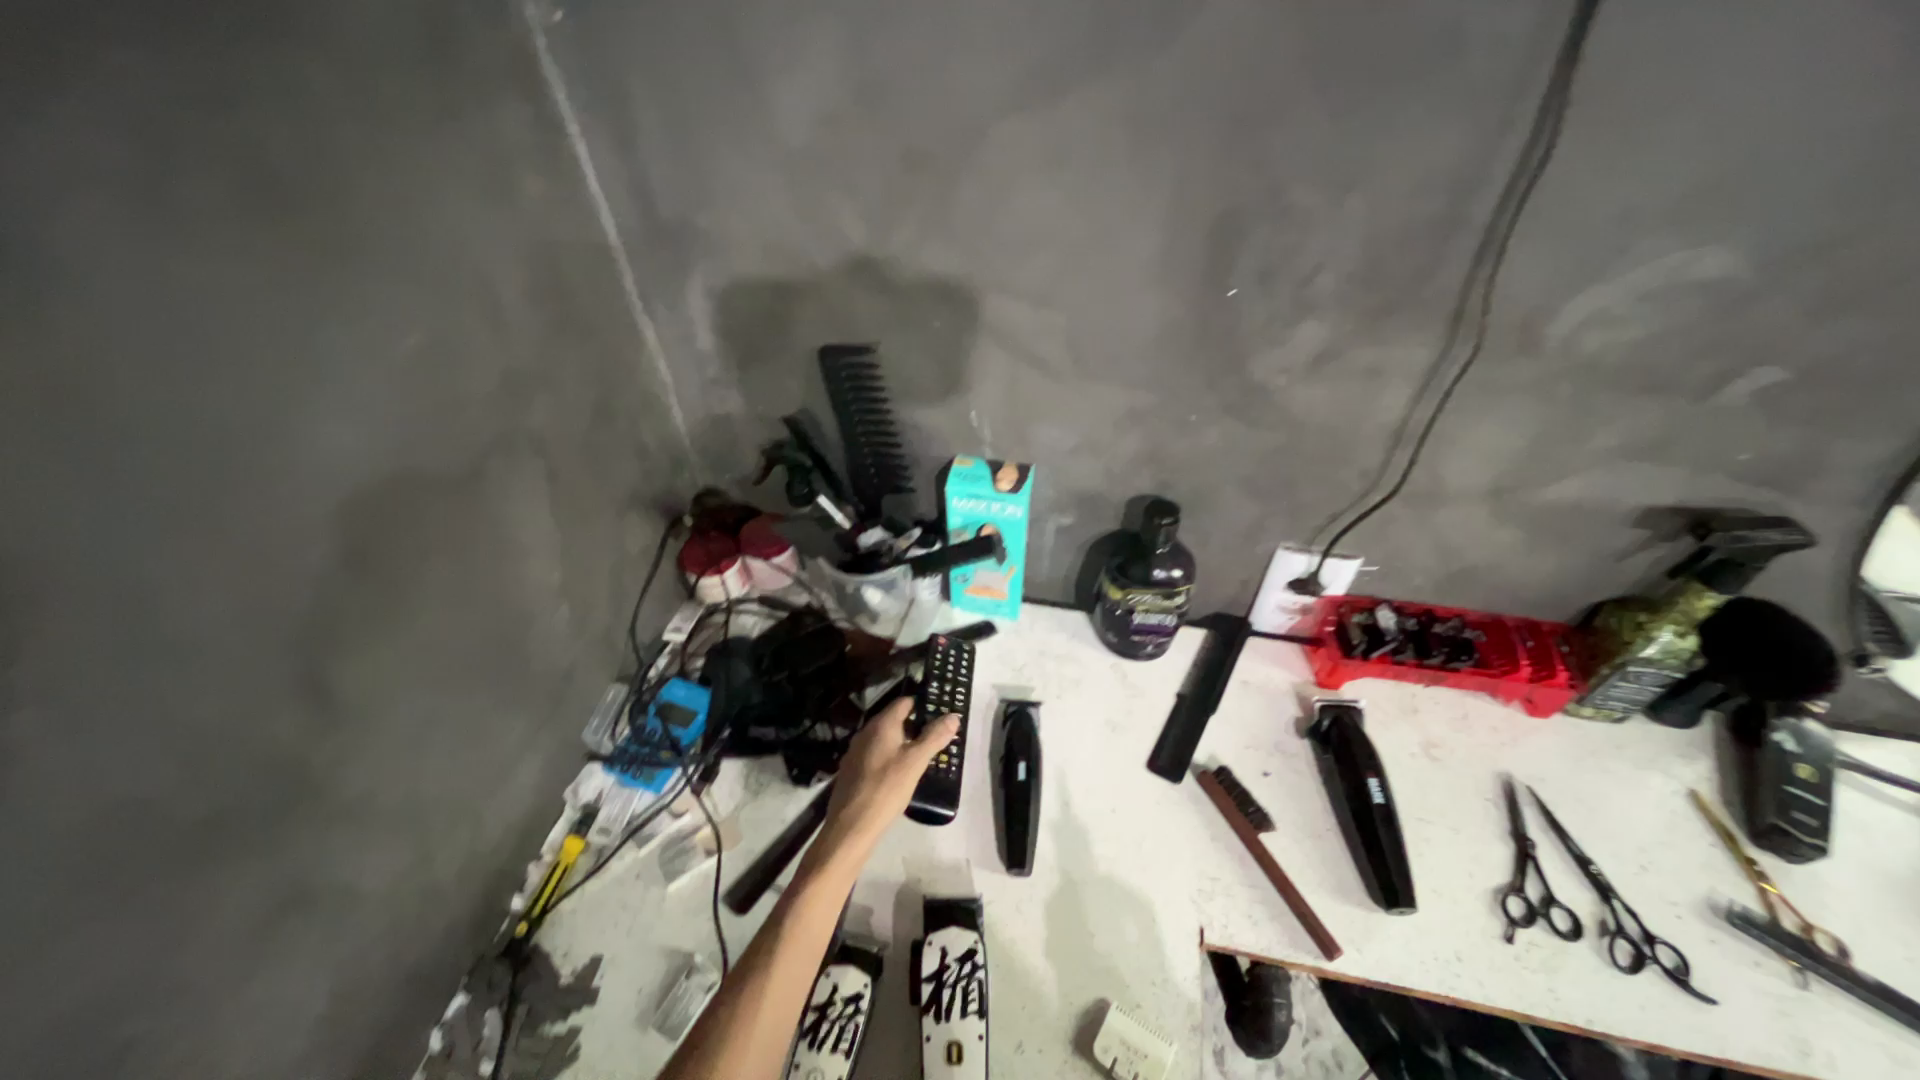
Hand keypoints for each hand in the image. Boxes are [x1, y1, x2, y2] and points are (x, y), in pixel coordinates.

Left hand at [813, 698, 960, 864]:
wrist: (851, 824)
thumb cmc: (886, 788)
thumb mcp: (915, 762)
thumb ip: (934, 737)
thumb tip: (953, 716)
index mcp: (881, 725)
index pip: (903, 703)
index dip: (922, 705)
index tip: (940, 712)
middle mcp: (865, 732)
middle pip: (893, 720)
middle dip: (914, 724)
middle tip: (936, 735)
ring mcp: (856, 752)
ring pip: (883, 739)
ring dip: (902, 742)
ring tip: (921, 754)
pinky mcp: (852, 770)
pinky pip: (875, 754)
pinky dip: (889, 757)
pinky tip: (899, 772)